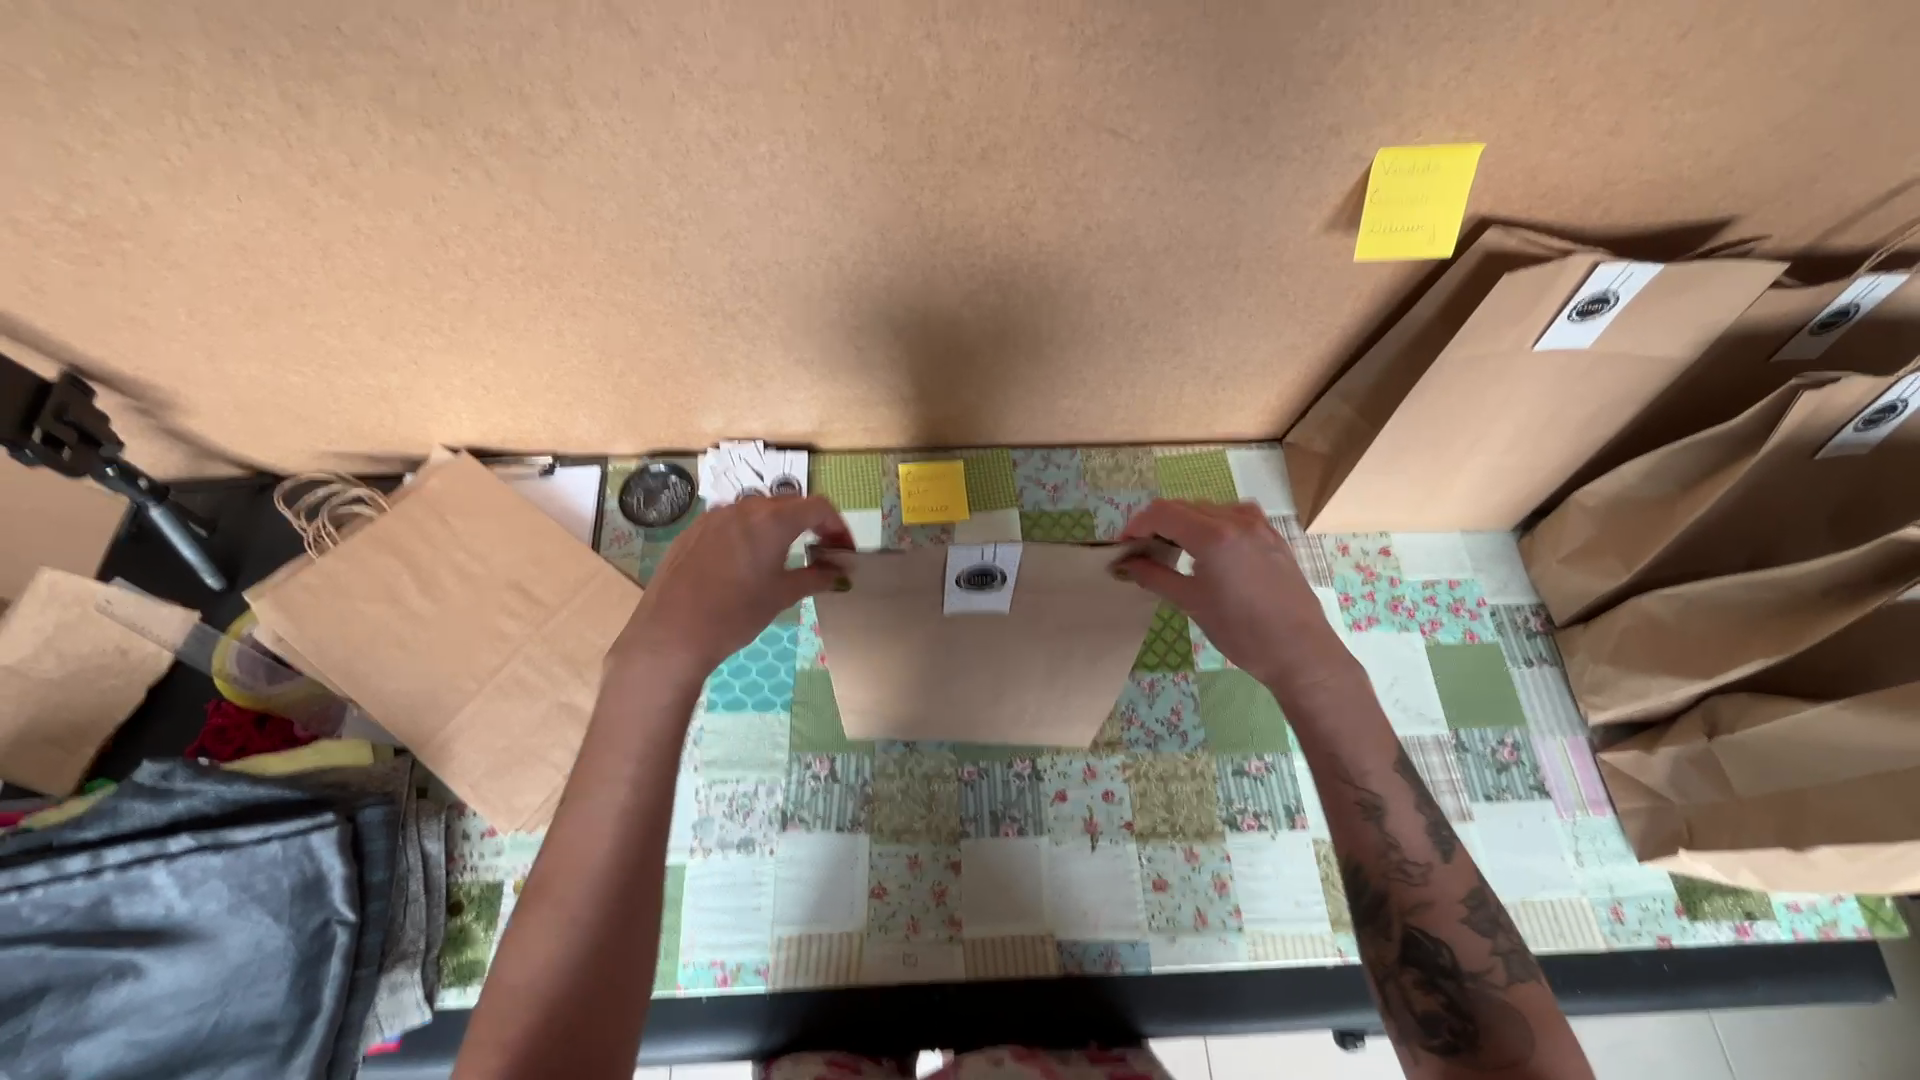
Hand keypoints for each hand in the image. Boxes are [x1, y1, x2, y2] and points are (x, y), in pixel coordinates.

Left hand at [610, 495, 852, 681]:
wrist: (671, 633)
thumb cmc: (736, 614)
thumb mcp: (782, 595)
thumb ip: (816, 577)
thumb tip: (839, 573)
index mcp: (772, 520)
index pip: (818, 507)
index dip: (838, 526)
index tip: (844, 551)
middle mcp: (744, 508)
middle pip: (789, 504)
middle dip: (811, 524)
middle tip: (822, 553)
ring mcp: (715, 516)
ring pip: (759, 512)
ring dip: (780, 527)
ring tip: (786, 557)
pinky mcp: (694, 530)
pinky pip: (733, 522)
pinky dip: (752, 534)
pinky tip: (748, 563)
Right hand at [1116, 500, 1360, 705]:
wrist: (1300, 651)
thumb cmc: (1241, 632)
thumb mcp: (1191, 603)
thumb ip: (1154, 576)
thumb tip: (1125, 564)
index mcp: (1213, 536)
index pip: (1162, 513)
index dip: (1137, 525)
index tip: (1125, 547)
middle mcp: (1236, 520)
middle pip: (1183, 507)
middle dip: (1158, 524)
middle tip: (1143, 552)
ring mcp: (1259, 525)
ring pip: (1208, 509)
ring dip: (1184, 523)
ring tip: (1174, 551)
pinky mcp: (1272, 536)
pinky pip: (1234, 516)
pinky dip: (1212, 525)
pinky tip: (1210, 549)